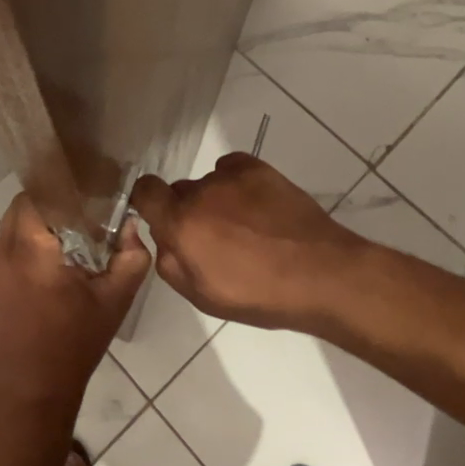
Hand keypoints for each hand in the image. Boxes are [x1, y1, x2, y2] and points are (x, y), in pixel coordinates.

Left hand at [0, 194, 149, 405]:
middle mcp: (4, 251)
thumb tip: (132, 226)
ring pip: (12, 228)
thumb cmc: (75, 344)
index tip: (86, 197)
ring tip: (64, 248)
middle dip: (50, 207)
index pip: (39, 194)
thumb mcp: (114, 302)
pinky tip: (46, 274)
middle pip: (23, 207)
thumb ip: (130, 258)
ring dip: (36, 229)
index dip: (62, 189)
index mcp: (34, 247)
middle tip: (80, 221)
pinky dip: (24, 250)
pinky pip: (5, 252)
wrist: (30, 393)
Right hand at [130, 153, 370, 332]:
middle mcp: (199, 192)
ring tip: (246, 229)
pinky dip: (235, 184)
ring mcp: (229, 177)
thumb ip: (170, 263)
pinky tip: (255, 208)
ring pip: (207, 185)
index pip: (144, 191)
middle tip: (214, 241)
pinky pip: (230, 170)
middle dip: (187, 213)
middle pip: (179, 193)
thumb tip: (163, 238)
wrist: (320, 274)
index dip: (146, 202)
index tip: (161, 219)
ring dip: (215, 202)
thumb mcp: (203, 297)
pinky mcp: (257, 168)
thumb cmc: (258, 295)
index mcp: (180, 224)